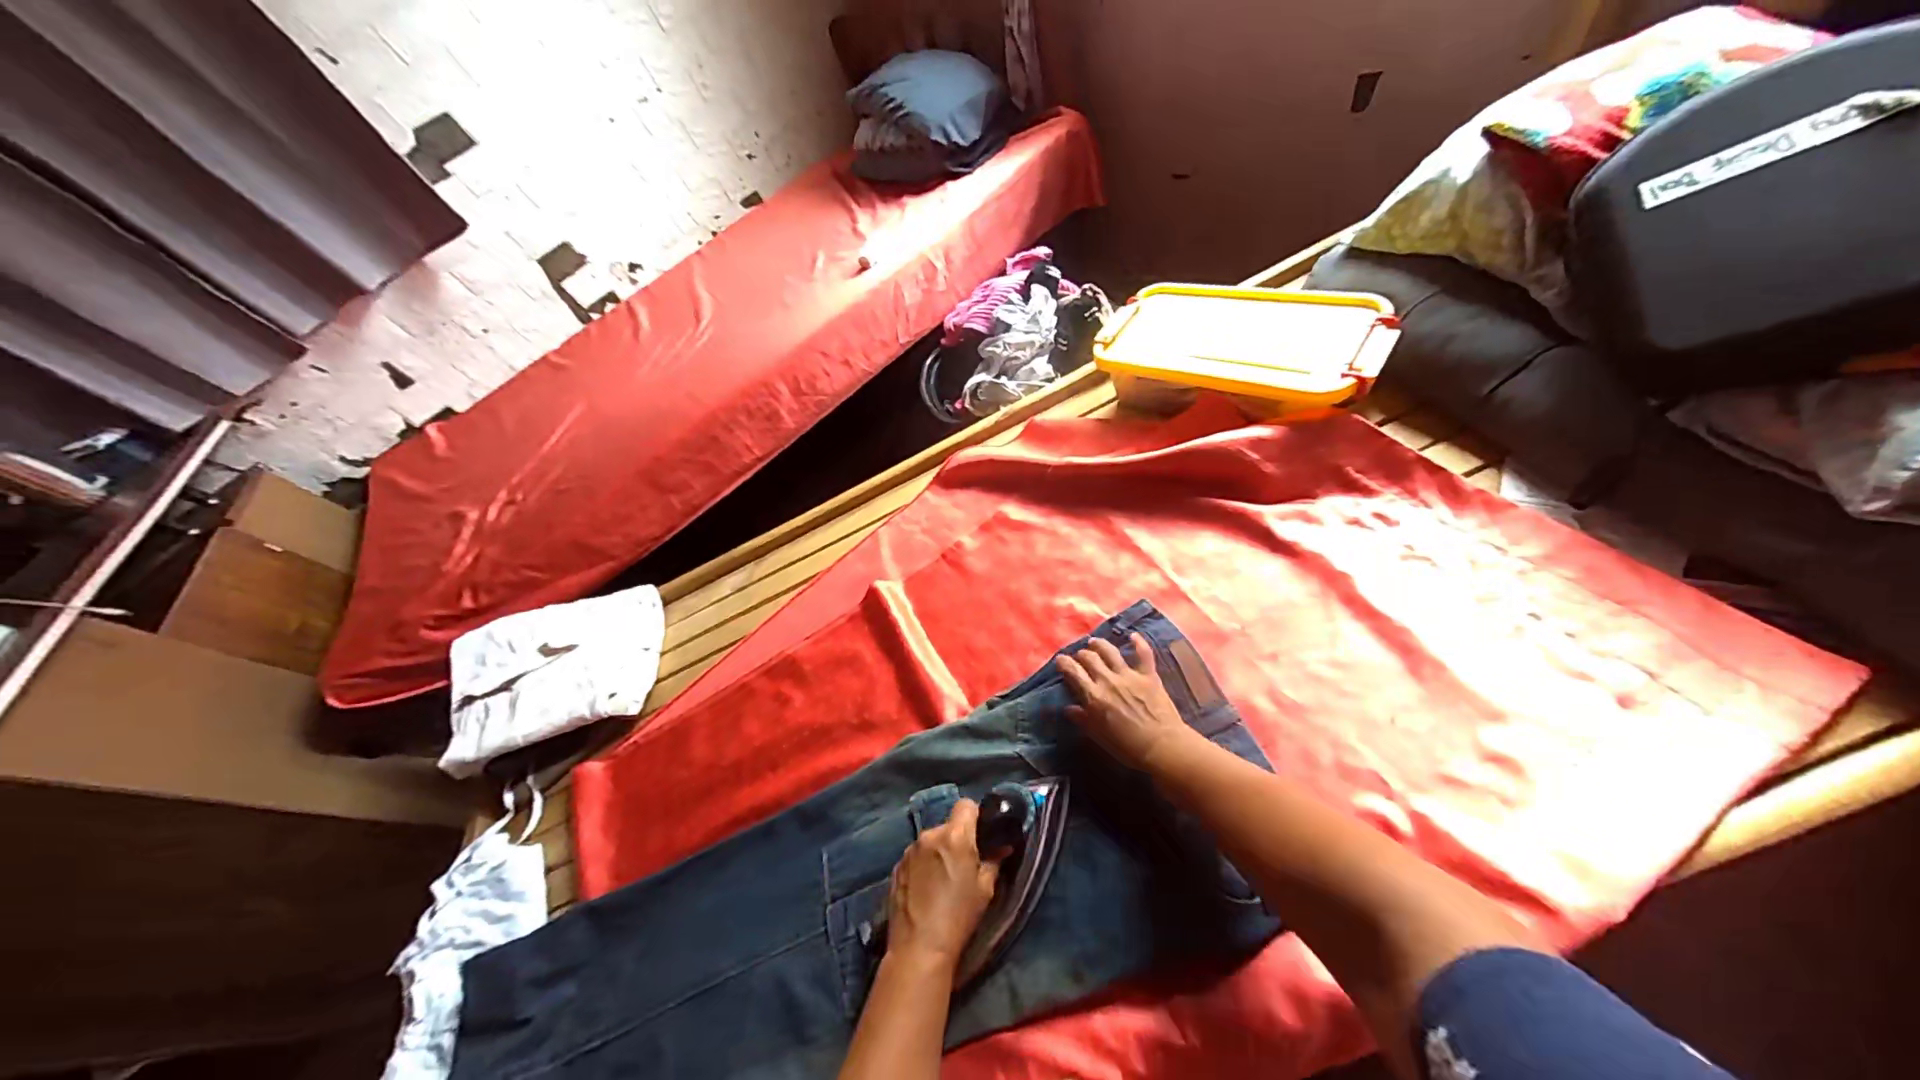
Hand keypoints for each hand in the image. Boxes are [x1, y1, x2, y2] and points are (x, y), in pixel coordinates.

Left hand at [886, 798, 1001, 971]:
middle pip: (947, 825)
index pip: (966, 805)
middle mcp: (929, 835)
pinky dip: (923, 865)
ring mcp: (909, 850)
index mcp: (955, 836)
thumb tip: (1001, 846)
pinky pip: (916, 856)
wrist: (919, 947)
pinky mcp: (896, 866)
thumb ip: (993, 861)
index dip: (975, 817)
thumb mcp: (985, 889)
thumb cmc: (959, 917)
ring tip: (942, 880)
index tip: (980, 836)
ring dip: (938, 852)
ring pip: (930, 841)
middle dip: (956, 838)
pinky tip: (926, 889)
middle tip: (964, 864)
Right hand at [1055, 632, 1195, 772]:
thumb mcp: (1098, 736)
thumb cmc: (1127, 746)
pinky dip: (1138, 642)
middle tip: (1079, 656)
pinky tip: (1132, 635)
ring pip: (1110, 651)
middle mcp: (1108, 681)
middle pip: (1089, 658)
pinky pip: (1143, 653)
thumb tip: (1068, 708)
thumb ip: (1083, 719)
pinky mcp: (1148, 675)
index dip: (1064, 663)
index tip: (1061, 660)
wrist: (1161, 746)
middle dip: (1081, 654)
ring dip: (1099, 644)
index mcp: (1093, 696)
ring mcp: (1129, 675)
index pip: (1073, 672)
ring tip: (1094, 642)